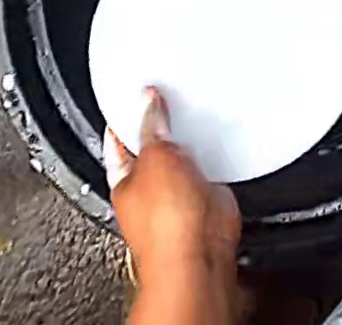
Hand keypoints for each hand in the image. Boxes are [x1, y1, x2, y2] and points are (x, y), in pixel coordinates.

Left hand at [108, 88, 241, 281]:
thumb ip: (152, 128)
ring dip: (191, 136)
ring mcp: (179, 187)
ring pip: (183, 150)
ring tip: (197, 111)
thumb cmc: (165, 222)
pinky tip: (219, 136)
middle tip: (171, 96)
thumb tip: (148, 101)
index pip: (122, 141)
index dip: (128, 116)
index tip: (138, 93)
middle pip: (156, 143)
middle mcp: (150, 184)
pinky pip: (208, 160)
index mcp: (125, 179)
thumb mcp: (154, 158)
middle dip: (164, 123)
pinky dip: (213, 147)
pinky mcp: (207, 188)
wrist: (200, 248)